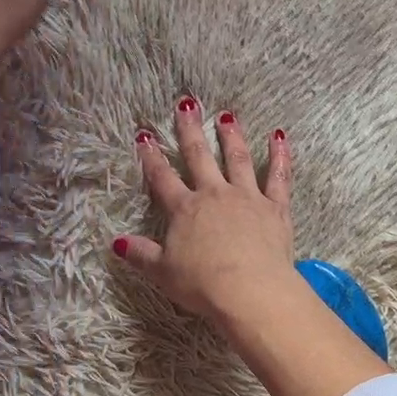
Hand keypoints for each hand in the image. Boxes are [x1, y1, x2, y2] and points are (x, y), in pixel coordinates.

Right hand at [114, 97, 388, 395]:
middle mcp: (214, 195)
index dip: (151, 157)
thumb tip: (117, 243)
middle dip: (190, 131)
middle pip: (199, 157)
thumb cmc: (203, 285)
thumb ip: (141, 254)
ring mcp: (247, 198)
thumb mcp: (163, 272)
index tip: (144, 135)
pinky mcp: (275, 208)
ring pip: (238, 159)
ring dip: (232, 136)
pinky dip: (279, 157)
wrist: (249, 290)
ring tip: (228, 116)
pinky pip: (278, 178)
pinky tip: (279, 138)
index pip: (162, 178)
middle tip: (187, 105)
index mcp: (185, 210)